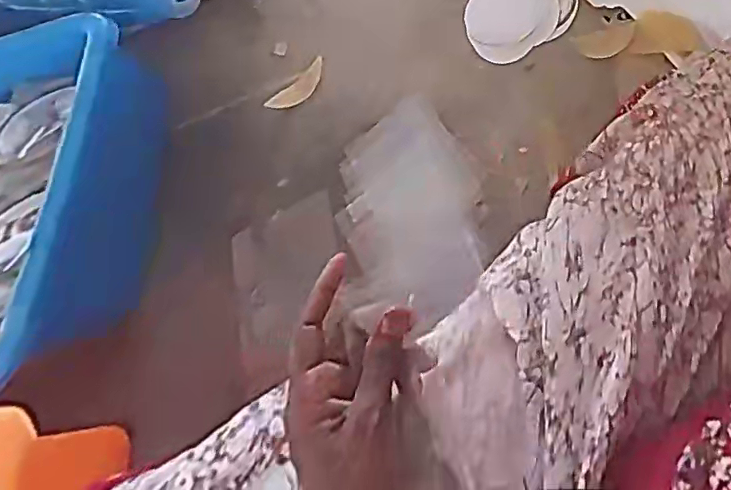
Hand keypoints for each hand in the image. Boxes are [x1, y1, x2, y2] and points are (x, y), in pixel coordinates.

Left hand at [285, 255, 417, 489]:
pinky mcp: (363, 412)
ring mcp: (342, 402)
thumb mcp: (368, 418)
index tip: (342, 262)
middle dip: (379, 324)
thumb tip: (394, 311)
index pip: (310, 331)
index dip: (323, 295)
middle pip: (346, 338)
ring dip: (396, 348)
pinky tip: (421, 367)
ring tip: (423, 354)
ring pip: (369, 354)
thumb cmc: (353, 479)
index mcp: (307, 394)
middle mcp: (321, 392)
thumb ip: (380, 362)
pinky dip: (401, 366)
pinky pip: (381, 374)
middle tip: (411, 316)